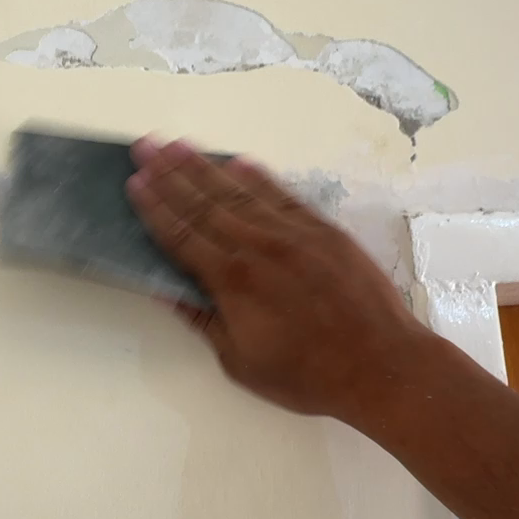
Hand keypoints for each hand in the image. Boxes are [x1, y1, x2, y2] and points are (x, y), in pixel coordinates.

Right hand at [127, 137, 441, 420]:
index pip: (182, 236)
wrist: (383, 366)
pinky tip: (238, 161)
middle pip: (204, 204)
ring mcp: (294, 234)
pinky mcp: (324, 230)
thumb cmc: (307, 375)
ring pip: (239, 192)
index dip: (155, 208)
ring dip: (206, 166)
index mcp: (233, 281)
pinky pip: (283, 195)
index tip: (135, 181)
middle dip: (170, 173)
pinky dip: (258, 177)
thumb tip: (168, 290)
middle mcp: (258, 247)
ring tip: (178, 143)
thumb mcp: (240, 362)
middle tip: (145, 145)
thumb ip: (204, 321)